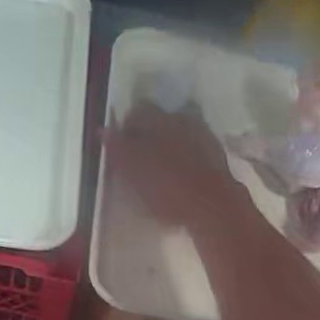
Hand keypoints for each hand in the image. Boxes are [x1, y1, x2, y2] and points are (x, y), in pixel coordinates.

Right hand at [108, 104, 249, 231]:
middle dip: (148, 133)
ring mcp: (202, 133)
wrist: (212, 206)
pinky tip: (183, 174)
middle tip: (141, 159)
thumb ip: (117, 150)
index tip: (122, 148)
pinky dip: (187, 155)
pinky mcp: (216, 152)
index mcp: (156, 120)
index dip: (127, 129)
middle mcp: (179, 118)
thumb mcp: (134, 173)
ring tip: (162, 167)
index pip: (136, 113)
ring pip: (179, 130)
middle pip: (159, 119)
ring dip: (169, 143)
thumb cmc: (167, 191)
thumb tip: (103, 130)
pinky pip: (196, 146)